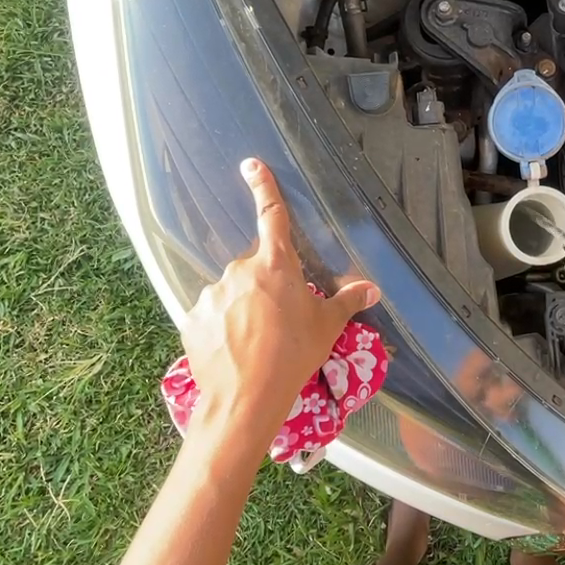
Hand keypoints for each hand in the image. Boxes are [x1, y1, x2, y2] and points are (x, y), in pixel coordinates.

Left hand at [180, 158, 380, 440]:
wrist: (245, 399)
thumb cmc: (294, 353)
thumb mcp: (327, 326)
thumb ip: (348, 300)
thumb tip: (372, 289)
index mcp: (276, 264)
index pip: (272, 215)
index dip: (263, 186)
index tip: (250, 164)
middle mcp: (240, 270)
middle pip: (256, 267)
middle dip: (266, 286)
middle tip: (280, 318)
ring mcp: (212, 293)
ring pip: (233, 292)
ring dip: (244, 307)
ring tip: (256, 341)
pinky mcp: (191, 319)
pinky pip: (212, 315)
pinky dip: (222, 326)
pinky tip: (233, 350)